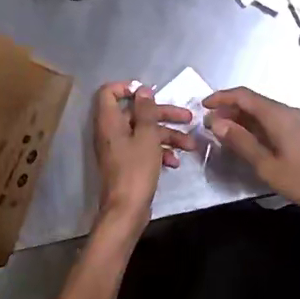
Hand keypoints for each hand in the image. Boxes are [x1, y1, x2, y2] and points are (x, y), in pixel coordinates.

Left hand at [92, 82, 194, 226]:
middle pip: (136, 113)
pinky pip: (143, 149)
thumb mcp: (146, 136)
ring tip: (190, 145)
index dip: (127, 88)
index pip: (109, 93)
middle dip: (163, 115)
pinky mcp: (128, 163)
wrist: (126, 210)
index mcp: (109, 121)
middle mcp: (111, 132)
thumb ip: (146, 111)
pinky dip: (159, 152)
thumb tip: (142, 90)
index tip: (150, 92)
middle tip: (187, 118)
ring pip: (144, 132)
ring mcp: (119, 149)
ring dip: (168, 136)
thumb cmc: (136, 169)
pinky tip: (175, 162)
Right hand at [203, 88, 299, 214]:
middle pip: (253, 102)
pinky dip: (255, 127)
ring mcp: (298, 121)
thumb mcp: (267, 165)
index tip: (202, 106)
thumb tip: (216, 123)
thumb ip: (241, 142)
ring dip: (242, 120)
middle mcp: (287, 112)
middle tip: (209, 125)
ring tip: (224, 134)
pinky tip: (248, 142)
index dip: (221, 97)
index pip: (244, 96)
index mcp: (278, 115)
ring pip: (263, 113)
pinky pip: (273, 121)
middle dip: (229, 110)